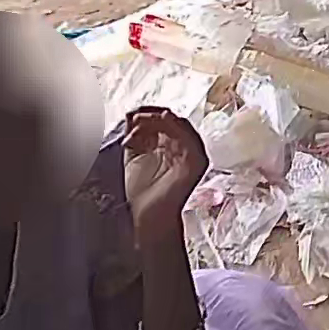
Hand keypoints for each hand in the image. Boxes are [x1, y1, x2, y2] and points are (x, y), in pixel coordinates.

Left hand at [123, 107, 208, 233]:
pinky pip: (189, 138)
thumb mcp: (134, 155)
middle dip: (152, 115)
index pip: (164, 121)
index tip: (131, 115)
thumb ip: (134, 134)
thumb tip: (131, 113)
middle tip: (135, 118)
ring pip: (180, 126)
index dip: (148, 114)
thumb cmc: (143, 191)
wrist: (149, 216)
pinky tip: (160, 124)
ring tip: (141, 121)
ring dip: (160, 119)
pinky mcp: (197, 161)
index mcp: (171, 144)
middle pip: (172, 120)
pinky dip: (174, 127)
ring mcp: (193, 154)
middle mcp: (184, 147)